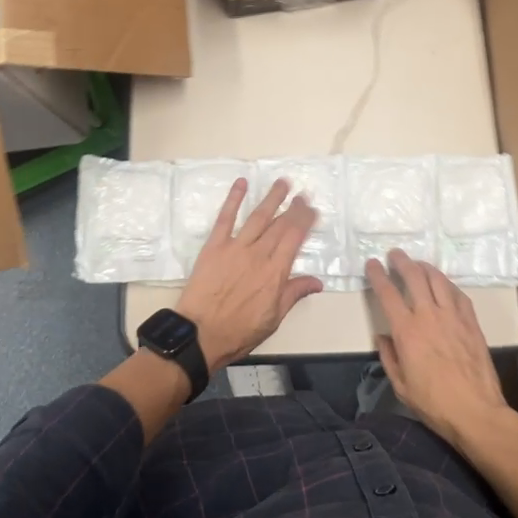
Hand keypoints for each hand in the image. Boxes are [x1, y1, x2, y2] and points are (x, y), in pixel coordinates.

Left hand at [174, 177, 323, 371]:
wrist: (200, 334)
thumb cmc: (239, 331)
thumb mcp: (273, 318)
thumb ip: (293, 294)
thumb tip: (317, 281)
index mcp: (275, 272)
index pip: (294, 237)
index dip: (305, 220)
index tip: (312, 209)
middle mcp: (258, 254)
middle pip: (280, 224)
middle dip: (293, 207)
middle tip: (302, 194)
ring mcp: (235, 247)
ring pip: (258, 216)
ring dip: (271, 198)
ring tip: (282, 182)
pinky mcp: (214, 246)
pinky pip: (225, 218)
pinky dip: (234, 199)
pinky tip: (241, 183)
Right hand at [366, 249, 509, 450]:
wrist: (476, 412)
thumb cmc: (434, 404)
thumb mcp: (401, 386)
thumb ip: (389, 358)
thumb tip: (383, 337)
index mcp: (407, 331)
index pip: (387, 293)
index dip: (378, 275)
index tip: (373, 263)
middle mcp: (428, 315)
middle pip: (414, 277)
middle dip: (402, 261)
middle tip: (395, 254)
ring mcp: (453, 316)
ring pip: (438, 280)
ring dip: (425, 267)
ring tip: (418, 264)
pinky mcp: (471, 322)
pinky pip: (458, 294)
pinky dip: (448, 284)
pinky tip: (445, 285)